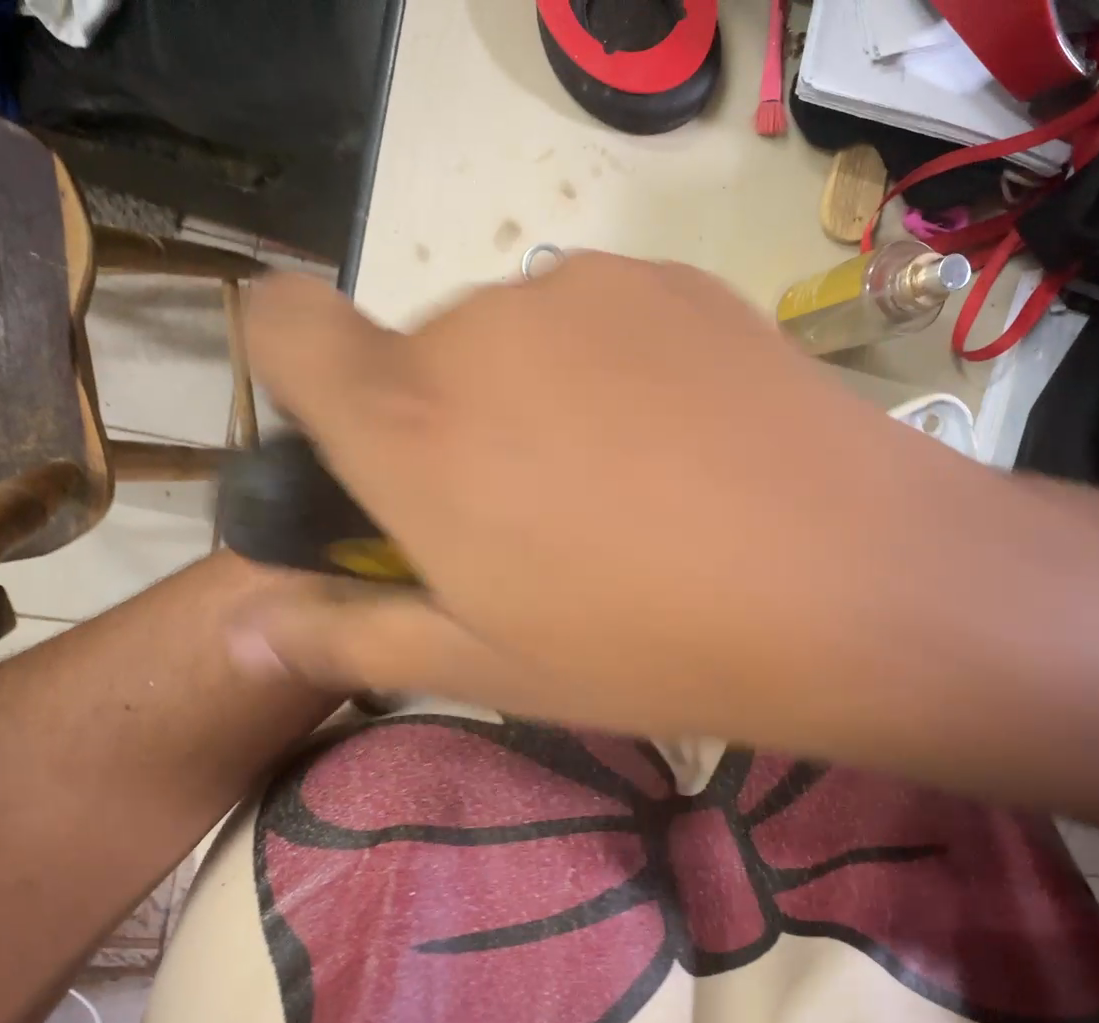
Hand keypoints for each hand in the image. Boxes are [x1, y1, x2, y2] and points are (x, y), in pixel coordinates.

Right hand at [229, 255, 989, 743]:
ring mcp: (585, 291)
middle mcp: (479, 327)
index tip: (347, 438)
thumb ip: (349, 633)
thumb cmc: (647, 643)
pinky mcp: (674, 279)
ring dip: (527, 393)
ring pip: (510, 335)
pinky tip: (681, 440)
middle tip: (522, 512)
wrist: (850, 580)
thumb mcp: (486, 667)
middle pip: (411, 352)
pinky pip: (598, 317)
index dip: (293, 368)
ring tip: (618, 483)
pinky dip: (608, 366)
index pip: (282, 323)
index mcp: (408, 422)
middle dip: (438, 421)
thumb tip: (248, 628)